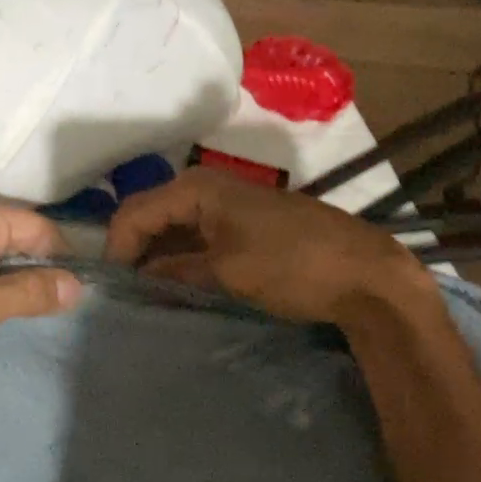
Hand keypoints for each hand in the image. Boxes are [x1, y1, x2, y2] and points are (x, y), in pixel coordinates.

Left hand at [0, 197, 83, 393]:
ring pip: (14, 258)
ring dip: (33, 281)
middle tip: (77, 304)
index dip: (63, 254)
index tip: (88, 289)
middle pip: (26, 238)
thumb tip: (79, 285)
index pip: (36, 225)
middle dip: (49, 266)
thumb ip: (29, 291)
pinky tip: (30, 313)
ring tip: (60, 311)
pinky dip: (14, 291)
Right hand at [106, 167, 426, 323]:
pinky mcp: (246, 223)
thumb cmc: (292, 266)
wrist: (369, 275)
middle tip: (125, 294)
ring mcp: (229, 203)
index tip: (111, 289)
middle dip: (136, 252)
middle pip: (152, 215)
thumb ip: (174, 272)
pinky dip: (184, 257)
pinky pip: (199, 235)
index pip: (134, 213)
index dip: (117, 249)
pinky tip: (181, 285)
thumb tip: (139, 278)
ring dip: (159, 257)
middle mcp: (207, 186)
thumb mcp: (225, 273)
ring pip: (175, 227)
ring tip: (148, 294)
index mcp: (196, 188)